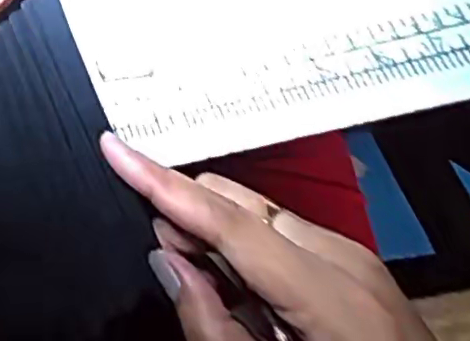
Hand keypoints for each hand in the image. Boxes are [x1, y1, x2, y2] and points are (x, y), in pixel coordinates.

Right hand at [101, 133, 432, 340]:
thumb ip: (212, 326)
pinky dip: (248, 253)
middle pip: (235, 202)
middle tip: (171, 264)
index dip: (161, 181)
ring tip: (224, 299)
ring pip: (253, 212)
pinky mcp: (354, 260)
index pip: (226, 218)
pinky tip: (251, 300)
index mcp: (330, 296)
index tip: (115, 147)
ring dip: (219, 239)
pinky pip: (280, 232)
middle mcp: (342, 258)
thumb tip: (168, 258)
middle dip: (189, 218)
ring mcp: (353, 255)